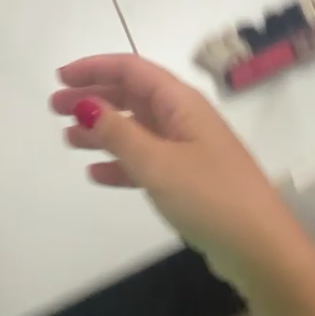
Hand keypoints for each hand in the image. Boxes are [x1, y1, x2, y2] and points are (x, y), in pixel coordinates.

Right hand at [52, 54, 311, 288]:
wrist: (260, 247)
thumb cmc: (209, 194)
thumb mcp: (157, 163)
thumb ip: (119, 133)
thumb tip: (86, 103)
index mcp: (180, 101)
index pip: (132, 69)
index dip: (95, 68)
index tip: (61, 76)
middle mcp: (183, 116)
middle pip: (132, 96)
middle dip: (93, 97)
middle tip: (54, 107)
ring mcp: (187, 147)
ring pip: (136, 128)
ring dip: (102, 130)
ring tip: (67, 139)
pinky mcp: (188, 177)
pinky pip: (146, 159)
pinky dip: (120, 162)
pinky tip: (96, 172)